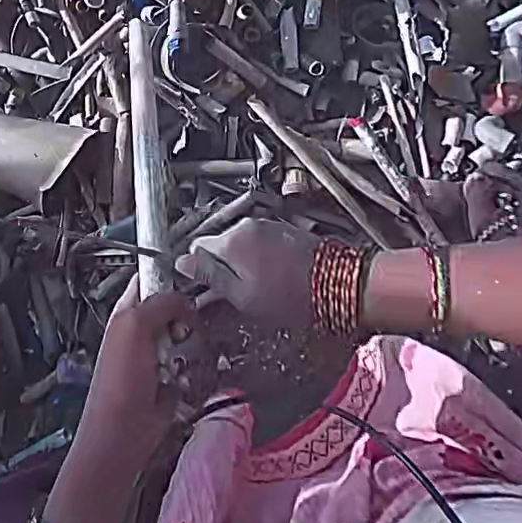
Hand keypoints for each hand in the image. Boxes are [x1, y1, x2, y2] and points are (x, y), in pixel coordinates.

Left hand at [77, 287, 198, 462]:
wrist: (124, 433)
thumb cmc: (122, 377)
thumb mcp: (137, 326)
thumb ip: (160, 303)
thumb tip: (186, 300)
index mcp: (127, 312)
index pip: (149, 282)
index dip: (168, 278)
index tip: (190, 282)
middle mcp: (142, 330)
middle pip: (173, 309)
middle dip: (184, 316)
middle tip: (183, 329)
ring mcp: (157, 355)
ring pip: (185, 335)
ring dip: (189, 344)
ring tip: (182, 355)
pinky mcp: (171, 378)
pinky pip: (190, 362)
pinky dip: (192, 367)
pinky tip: (185, 374)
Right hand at [176, 217, 318, 329]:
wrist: (340, 284)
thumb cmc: (290, 297)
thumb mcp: (243, 297)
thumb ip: (210, 276)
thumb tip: (181, 262)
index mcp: (231, 241)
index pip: (197, 248)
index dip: (200, 270)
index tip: (208, 290)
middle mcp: (245, 225)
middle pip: (218, 244)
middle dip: (222, 266)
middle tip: (235, 294)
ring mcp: (267, 224)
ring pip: (239, 243)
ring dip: (241, 262)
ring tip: (257, 287)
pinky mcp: (284, 229)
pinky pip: (259, 241)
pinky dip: (259, 256)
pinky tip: (272, 276)